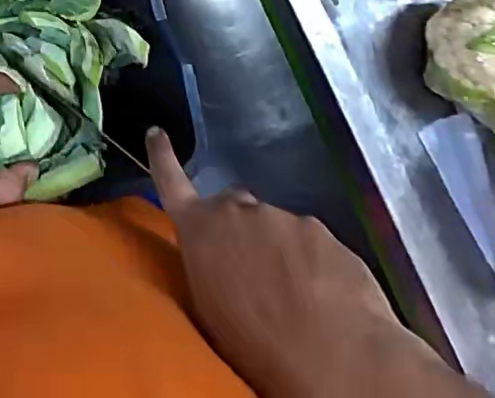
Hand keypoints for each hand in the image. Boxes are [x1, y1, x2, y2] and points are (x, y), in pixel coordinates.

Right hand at [148, 128, 430, 397]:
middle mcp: (239, 211)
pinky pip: (313, 244)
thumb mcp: (211, 310)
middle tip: (254, 273)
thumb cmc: (259, 348)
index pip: (172, 184)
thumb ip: (208, 264)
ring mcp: (283, 216)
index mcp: (201, 230)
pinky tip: (326, 299)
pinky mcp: (324, 231)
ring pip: (277, 229)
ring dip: (281, 253)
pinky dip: (315, 266)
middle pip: (234, 207)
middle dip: (241, 230)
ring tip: (296, 299)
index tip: (156, 133)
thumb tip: (217, 253)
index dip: (162, 158)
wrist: (338, 361)